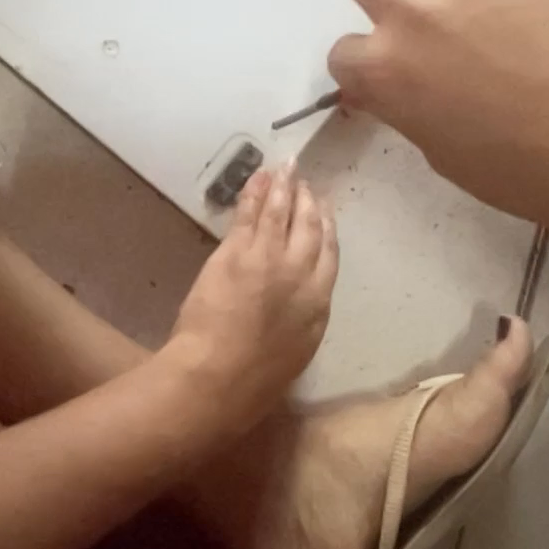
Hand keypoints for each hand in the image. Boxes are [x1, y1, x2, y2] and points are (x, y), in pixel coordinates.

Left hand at [165, 165, 336, 427]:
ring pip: (282, 213)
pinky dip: (257, 191)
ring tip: (287, 167)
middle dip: (310, 201)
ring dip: (285, 186)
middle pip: (311, 227)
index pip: (330, 255)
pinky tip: (260, 176)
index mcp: (319, 305)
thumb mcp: (294, 354)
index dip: (328, 229)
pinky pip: (251, 213)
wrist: (218, 377)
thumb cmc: (252, 381)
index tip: (327, 212)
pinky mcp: (239, 251)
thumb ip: (301, 322)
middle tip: (308, 183)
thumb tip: (300, 306)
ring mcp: (270, 258)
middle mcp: (301, 275)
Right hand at [327, 0, 548, 227]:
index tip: (392, 77)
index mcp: (384, 66)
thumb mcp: (440, 151)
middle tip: (424, 25)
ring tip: (486, 9)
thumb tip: (401, 84)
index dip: (366, 66)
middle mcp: (414, 7)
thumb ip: (406, 103)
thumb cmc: (523, 170)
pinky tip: (540, 7)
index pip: (343, 51)